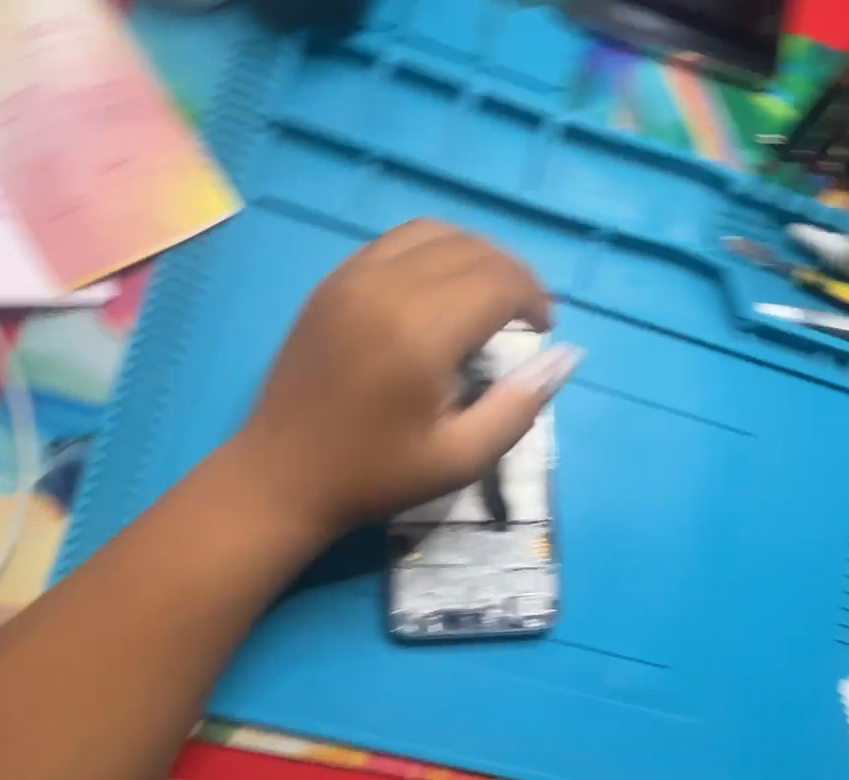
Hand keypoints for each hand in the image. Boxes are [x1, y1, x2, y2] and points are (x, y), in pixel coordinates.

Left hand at [230, 220, 580, 530]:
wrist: (281, 477)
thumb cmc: (374, 477)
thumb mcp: (460, 459)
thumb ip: (519, 406)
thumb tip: (566, 357)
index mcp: (420, 332)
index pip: (499, 281)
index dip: (535, 297)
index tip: (545, 330)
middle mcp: (385, 286)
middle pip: (471, 249)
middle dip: (512, 275)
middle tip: (526, 316)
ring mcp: (351, 278)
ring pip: (433, 233)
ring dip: (474, 255)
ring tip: (488, 296)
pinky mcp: (330, 283)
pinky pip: (394, 243)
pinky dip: (432, 253)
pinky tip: (440, 293)